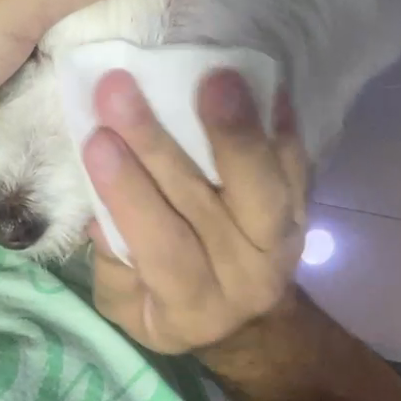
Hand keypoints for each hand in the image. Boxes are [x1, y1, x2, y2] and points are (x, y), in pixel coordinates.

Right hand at [83, 69, 309, 354]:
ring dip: (236, 130)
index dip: (128, 194)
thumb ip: (113, 265)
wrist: (245, 323)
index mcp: (191, 307)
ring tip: (213, 77)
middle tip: (120, 91)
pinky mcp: (305, 213)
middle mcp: (244, 278)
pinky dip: (280, 125)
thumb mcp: (125, 307)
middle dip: (158, 145)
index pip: (161, 246)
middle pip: (206, 207)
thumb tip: (102, 211)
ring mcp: (282, 243)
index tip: (95, 140)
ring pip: (263, 187)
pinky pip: (298, 167)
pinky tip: (260, 82)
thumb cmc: (166, 308)